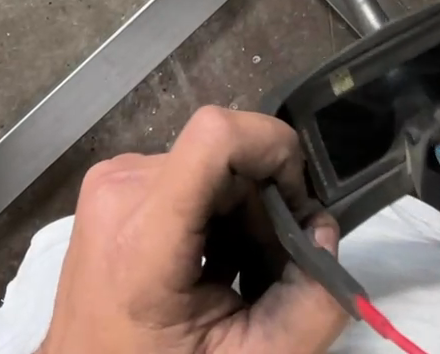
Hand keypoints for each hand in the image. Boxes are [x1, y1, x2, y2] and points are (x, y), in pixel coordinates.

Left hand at [37, 106, 347, 353]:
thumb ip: (308, 304)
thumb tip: (325, 230)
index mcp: (143, 235)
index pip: (216, 134)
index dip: (273, 148)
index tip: (297, 207)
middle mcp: (122, 187)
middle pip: (226, 156)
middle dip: (266, 203)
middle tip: (270, 270)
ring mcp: (114, 178)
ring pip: (213, 163)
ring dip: (244, 210)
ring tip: (238, 275)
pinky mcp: (115, 180)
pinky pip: (189, 171)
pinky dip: (216, 209)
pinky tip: (212, 261)